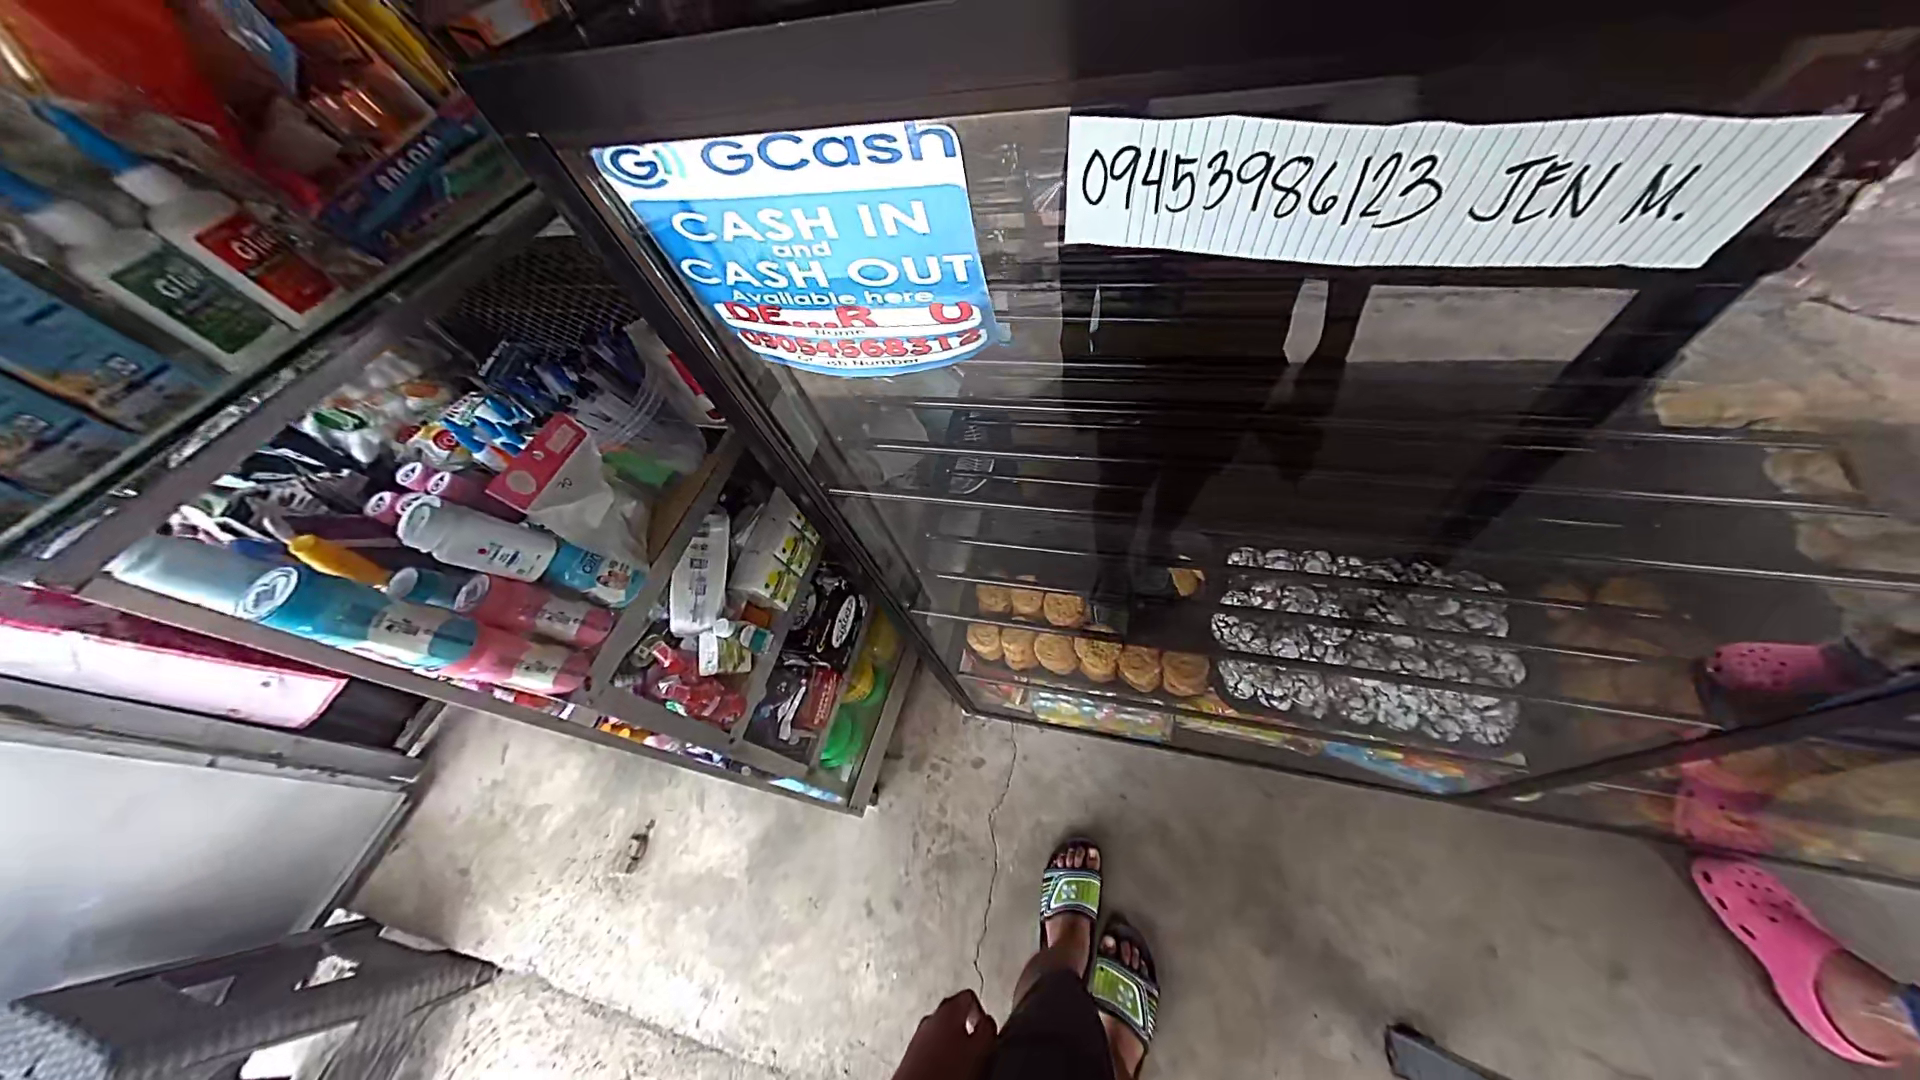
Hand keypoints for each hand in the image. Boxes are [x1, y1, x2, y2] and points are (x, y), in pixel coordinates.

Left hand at [890, 990, 998, 1079]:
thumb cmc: (948, 1072)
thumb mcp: (981, 1049)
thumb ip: (988, 1029)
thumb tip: (988, 1021)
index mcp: (948, 1008)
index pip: (969, 996)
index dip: (981, 1012)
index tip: (986, 1029)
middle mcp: (930, 1017)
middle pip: (953, 1013)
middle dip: (966, 1028)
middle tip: (976, 1049)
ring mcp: (918, 1036)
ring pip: (941, 1032)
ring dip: (952, 1044)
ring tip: (961, 1064)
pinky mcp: (909, 1055)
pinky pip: (930, 1048)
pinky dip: (939, 1055)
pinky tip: (945, 1070)